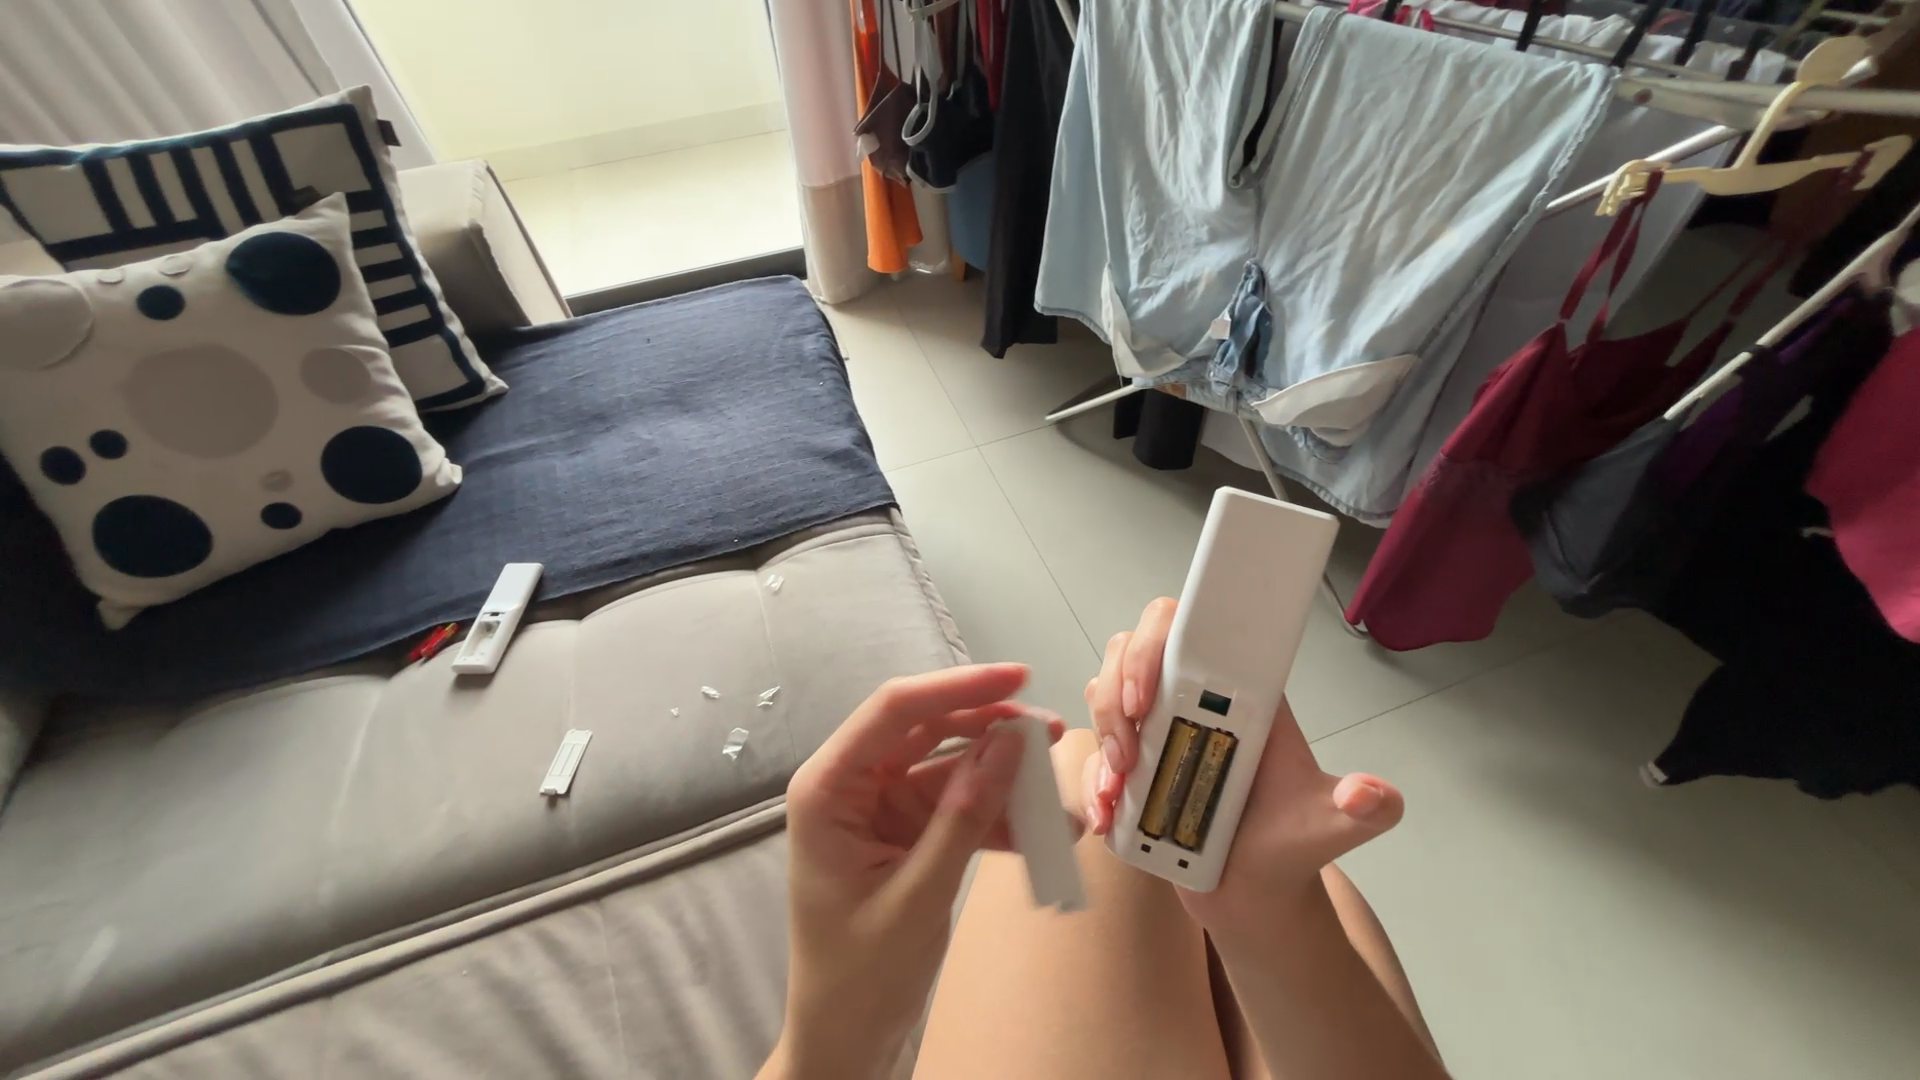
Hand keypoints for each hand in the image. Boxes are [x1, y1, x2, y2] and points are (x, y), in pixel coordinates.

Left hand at [771, 664, 1063, 1079]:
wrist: (845, 1040)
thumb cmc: (857, 976)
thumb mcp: (916, 896)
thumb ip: (962, 816)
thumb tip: (1010, 743)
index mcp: (828, 786)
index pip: (895, 709)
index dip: (958, 686)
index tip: (1019, 677)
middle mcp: (853, 783)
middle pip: (928, 728)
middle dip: (991, 728)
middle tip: (1051, 732)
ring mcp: (882, 805)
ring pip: (950, 765)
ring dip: (1002, 775)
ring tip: (1056, 786)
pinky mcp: (907, 830)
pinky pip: (958, 806)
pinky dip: (997, 815)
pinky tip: (1041, 830)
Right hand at [1080, 599, 1404, 936]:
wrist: (1250, 895)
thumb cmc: (1287, 845)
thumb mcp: (1330, 826)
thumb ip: (1359, 810)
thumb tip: (1374, 795)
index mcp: (1233, 691)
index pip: (1183, 632)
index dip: (1151, 647)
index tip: (1146, 700)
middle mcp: (1187, 696)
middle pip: (1128, 651)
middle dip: (1115, 696)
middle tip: (1127, 753)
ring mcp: (1152, 726)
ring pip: (1103, 690)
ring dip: (1101, 736)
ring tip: (1117, 791)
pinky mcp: (1127, 760)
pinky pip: (1091, 748)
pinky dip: (1090, 778)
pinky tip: (1105, 816)